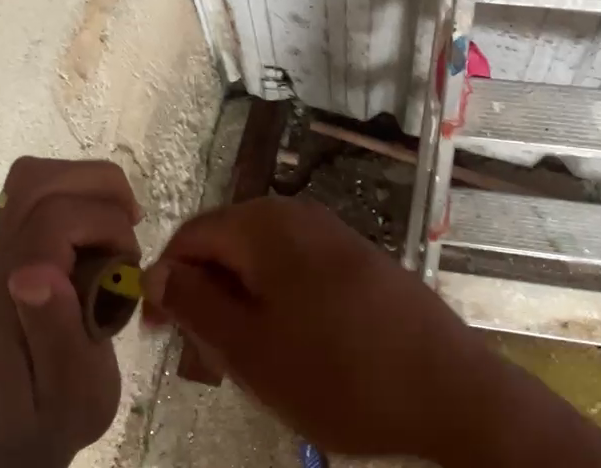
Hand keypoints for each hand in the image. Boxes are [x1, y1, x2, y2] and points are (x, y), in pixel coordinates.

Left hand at [0, 157, 141, 467]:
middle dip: (99, 190)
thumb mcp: (70, 393)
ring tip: (119, 223)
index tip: (131, 262)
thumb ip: (53, 333)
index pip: (50, 220)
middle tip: (131, 228)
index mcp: (4, 301)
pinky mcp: (7, 248)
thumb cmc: (54, 416)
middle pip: (36, 182)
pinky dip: (79, 193)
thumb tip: (34, 269)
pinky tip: (101, 229)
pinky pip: (39, 193)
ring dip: (88, 185)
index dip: (104, 224)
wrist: (16, 432)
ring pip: (33, 177)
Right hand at [141, 195, 488, 458]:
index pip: (189, 236)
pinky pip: (297, 269)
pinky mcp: (357, 258)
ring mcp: (332, 233)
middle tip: (206, 359)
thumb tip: (154, 270)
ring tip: (247, 361)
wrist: (446, 386)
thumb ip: (194, 303)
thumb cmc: (337, 371)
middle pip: (226, 245)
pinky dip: (278, 303)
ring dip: (241, 304)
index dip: (164, 284)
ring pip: (262, 260)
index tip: (158, 335)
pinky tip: (291, 348)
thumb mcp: (248, 348)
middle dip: (206, 297)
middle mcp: (297, 214)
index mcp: (263, 224)